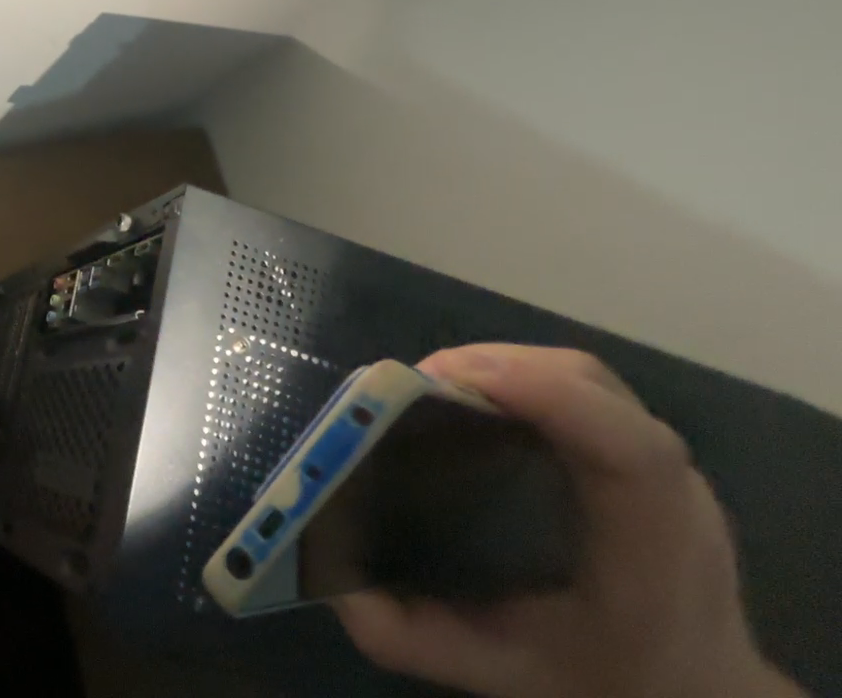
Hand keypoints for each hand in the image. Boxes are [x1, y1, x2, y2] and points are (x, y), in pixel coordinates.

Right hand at [336, 344, 799, 697]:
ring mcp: (663, 463)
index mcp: (650, 552)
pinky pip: (577, 386)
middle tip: (407, 386)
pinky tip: (468, 399)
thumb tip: (333, 582)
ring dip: (497, 364)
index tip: (445, 380)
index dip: (543, 397)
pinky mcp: (639, 449)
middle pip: (592, 388)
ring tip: (427, 386)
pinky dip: (515, 375)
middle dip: (489, 368)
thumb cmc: (606, 680)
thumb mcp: (499, 671)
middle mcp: (670, 493)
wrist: (696, 692)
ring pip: (582, 376)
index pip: (629, 450)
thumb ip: (411, 637)